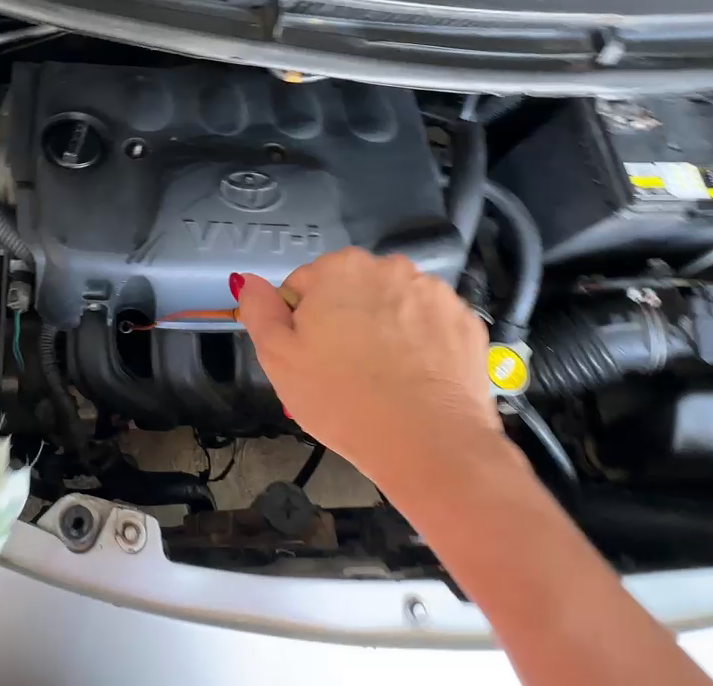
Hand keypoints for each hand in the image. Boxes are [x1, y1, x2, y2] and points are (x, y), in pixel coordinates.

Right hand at [233, 249, 502, 483]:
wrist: (429, 444)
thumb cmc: (343, 399)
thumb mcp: (278, 358)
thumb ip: (258, 310)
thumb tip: (247, 281)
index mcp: (339, 268)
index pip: (303, 285)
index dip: (300, 323)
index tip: (310, 357)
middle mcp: (388, 267)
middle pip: (350, 290)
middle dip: (343, 320)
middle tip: (341, 369)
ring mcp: (433, 292)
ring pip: (391, 306)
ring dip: (382, 329)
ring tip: (380, 378)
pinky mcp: (465, 321)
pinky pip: (429, 325)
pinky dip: (420, 344)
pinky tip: (412, 378)